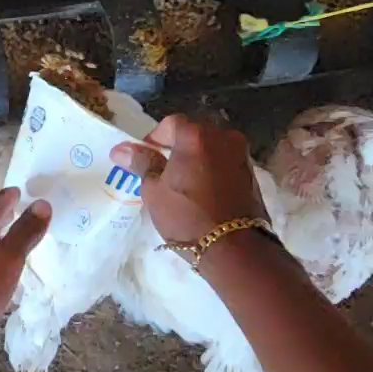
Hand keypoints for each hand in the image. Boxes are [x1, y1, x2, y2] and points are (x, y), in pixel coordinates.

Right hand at [111, 115, 265, 245]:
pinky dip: (211, 169)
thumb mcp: (154, 190)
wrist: (234, 248)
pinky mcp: (251, 174)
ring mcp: (241, 155)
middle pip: (193, 133)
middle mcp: (223, 137)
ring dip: (195, 158)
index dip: (154, 138)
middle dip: (176, 147)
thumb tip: (121, 149)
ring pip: (211, 148)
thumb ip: (141, 163)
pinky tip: (201, 190)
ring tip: (182, 182)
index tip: (145, 158)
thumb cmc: (186, 215)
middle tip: (161, 170)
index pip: (170, 123)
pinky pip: (224, 162)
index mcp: (196, 136)